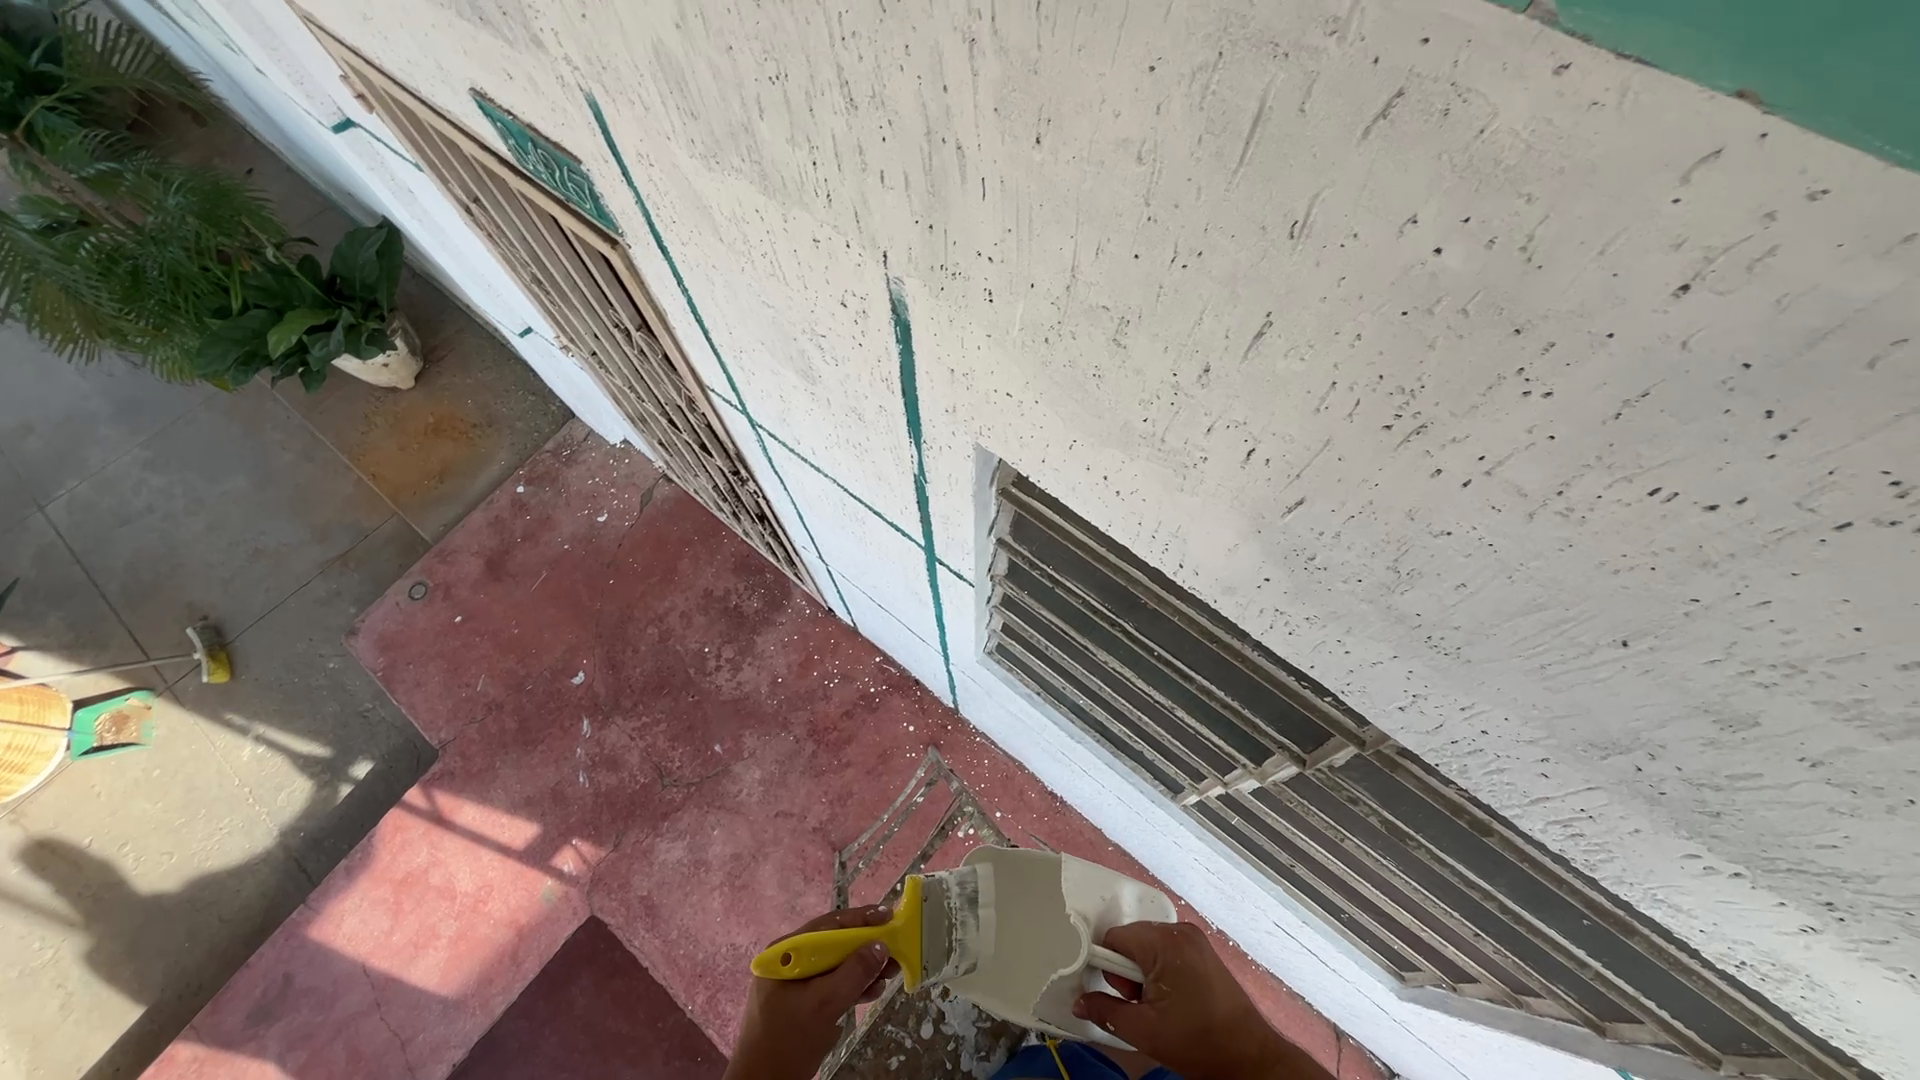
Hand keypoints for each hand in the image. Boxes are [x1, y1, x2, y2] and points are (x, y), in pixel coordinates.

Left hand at [724, 906, 900, 1079]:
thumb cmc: (788, 1041)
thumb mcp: (825, 1004)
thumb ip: (854, 973)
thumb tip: (881, 945)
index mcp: (786, 953)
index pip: (828, 926)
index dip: (860, 919)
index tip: (889, 916)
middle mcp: (790, 961)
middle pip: (834, 945)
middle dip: (866, 946)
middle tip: (895, 948)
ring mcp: (796, 983)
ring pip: (835, 966)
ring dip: (863, 968)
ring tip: (891, 971)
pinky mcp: (803, 1003)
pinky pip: (831, 985)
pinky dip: (852, 987)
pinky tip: (873, 990)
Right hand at [1073, 922, 1330, 1079]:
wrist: (1250, 1058)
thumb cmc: (1198, 1042)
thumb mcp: (1144, 1031)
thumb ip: (1105, 1011)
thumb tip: (1080, 1002)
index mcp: (1164, 943)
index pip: (1114, 937)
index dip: (1106, 964)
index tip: (1113, 990)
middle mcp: (1180, 931)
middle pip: (1132, 939)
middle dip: (1126, 970)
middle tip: (1139, 1003)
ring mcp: (1194, 939)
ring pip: (1148, 946)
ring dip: (1143, 972)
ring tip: (1158, 1005)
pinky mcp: (1203, 951)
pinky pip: (1167, 950)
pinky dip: (1161, 970)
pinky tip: (1172, 998)